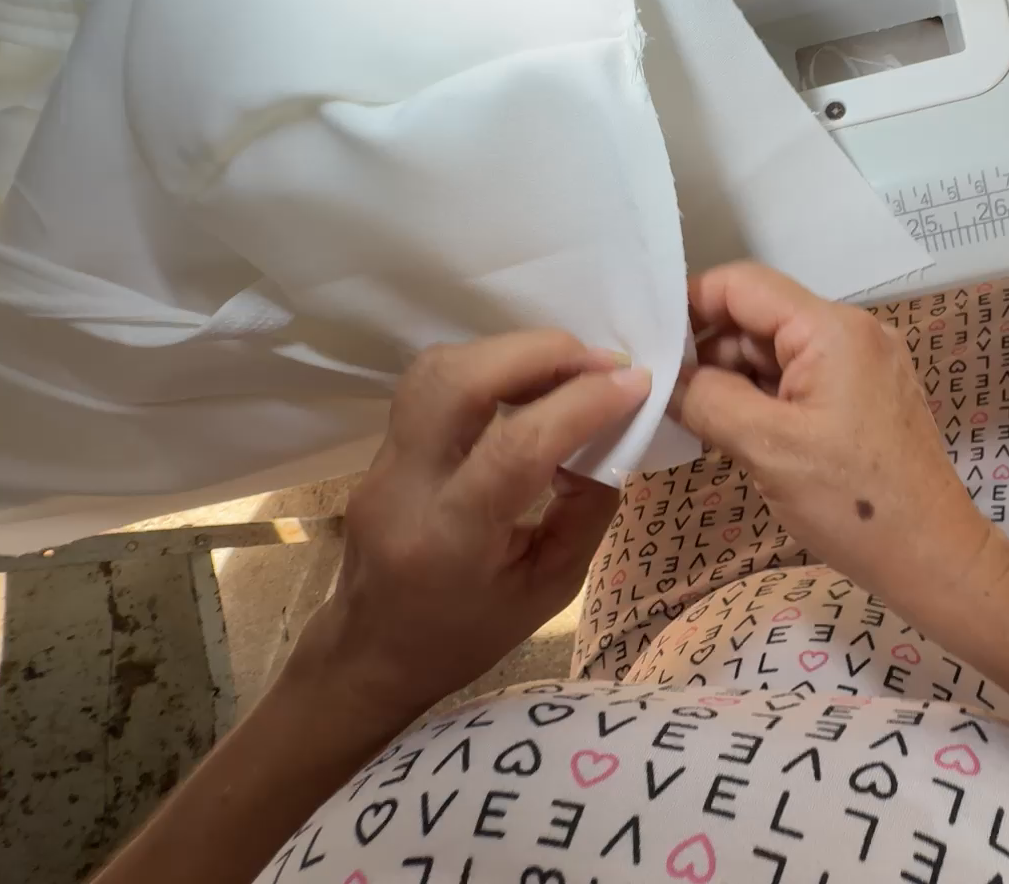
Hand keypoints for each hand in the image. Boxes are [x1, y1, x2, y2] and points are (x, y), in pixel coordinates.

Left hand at [286, 330, 649, 727]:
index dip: (583, 404)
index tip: (638, 383)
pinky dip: (498, 366)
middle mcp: (403, 488)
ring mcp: (382, 462)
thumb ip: (588, 506)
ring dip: (516, 352)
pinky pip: (438, 383)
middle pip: (456, 381)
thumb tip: (614, 433)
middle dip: (541, 353)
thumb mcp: (555, 586)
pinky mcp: (383, 448)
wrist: (370, 656)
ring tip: (573, 369)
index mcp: (450, 540)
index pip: (516, 448)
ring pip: (438, 368)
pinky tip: (535, 385)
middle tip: (603, 362)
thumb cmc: (471, 633)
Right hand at [671, 263, 999, 601]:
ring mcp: (863, 365)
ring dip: (734, 380)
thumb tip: (665, 376)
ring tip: (689, 418)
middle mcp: (852, 333)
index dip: (689, 303)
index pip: (743, 286)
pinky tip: (733, 430)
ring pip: (778, 354)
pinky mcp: (865, 397)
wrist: (932, 554)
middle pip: (760, 319)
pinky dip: (764, 399)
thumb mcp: (768, 448)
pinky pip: (801, 381)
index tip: (646, 341)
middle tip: (658, 391)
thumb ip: (708, 399)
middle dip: (708, 351)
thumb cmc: (853, 502)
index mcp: (832, 328)